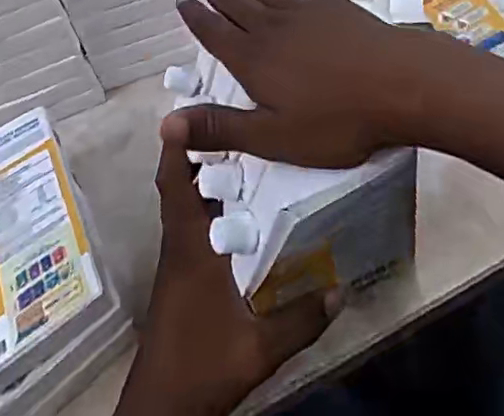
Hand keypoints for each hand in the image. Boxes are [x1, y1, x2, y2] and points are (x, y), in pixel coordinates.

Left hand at [114, 135, 336, 415]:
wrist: (164, 402)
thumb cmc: (203, 362)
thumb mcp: (260, 348)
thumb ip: (300, 319)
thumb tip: (340, 292)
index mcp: (190, 249)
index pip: (175, 185)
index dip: (174, 148)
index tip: (182, 115)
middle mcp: (178, 246)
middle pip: (175, 189)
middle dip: (191, 155)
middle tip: (225, 129)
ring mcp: (176, 262)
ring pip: (180, 208)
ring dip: (197, 182)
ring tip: (234, 160)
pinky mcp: (178, 278)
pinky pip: (187, 230)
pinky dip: (202, 212)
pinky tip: (233, 218)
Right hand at [174, 0, 503, 192]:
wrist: (401, 87)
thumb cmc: (336, 121)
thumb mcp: (273, 137)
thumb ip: (220, 128)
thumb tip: (165, 124)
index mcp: (251, 59)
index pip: (212, 32)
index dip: (194, 18)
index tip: (182, 3)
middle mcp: (269, 27)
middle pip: (235, 5)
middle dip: (218, 0)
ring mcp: (302, 10)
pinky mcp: (334, 3)